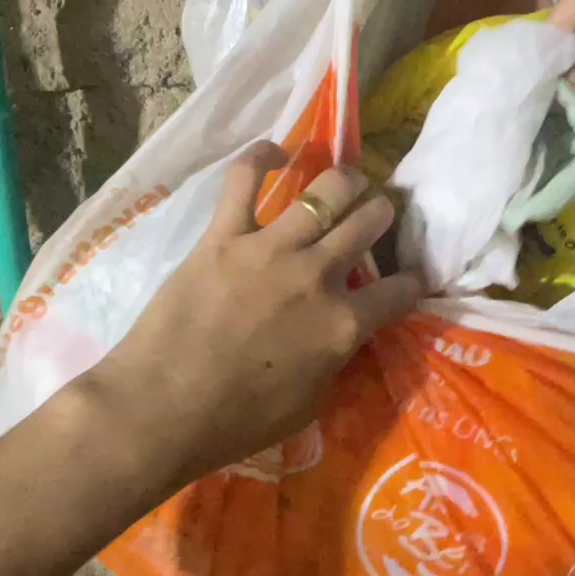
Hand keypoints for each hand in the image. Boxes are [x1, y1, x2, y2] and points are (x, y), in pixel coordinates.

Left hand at [83, 142, 422, 484]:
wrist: (162, 410)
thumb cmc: (237, 422)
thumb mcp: (311, 403)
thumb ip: (335, 358)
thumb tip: (341, 331)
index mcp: (343, 324)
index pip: (400, 290)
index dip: (412, 281)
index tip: (409, 278)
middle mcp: (318, 275)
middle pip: (370, 220)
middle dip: (381, 212)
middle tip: (372, 215)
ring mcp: (271, 248)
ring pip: (327, 188)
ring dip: (346, 179)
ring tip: (345, 180)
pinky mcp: (224, 234)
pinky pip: (245, 178)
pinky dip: (262, 156)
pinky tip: (277, 152)